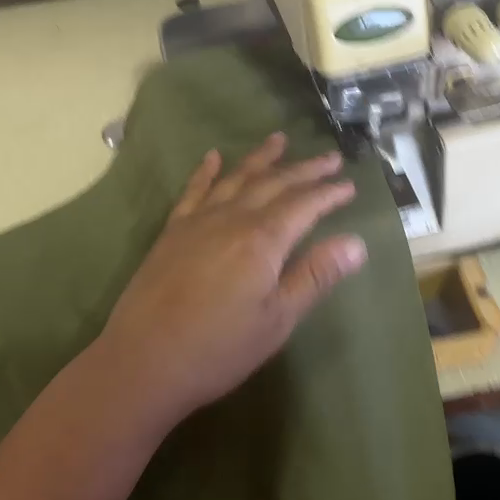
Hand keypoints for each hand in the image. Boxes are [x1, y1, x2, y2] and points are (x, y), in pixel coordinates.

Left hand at [97, 133, 367, 418]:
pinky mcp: (172, 231)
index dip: (329, 194)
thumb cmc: (218, 348)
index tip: (350, 185)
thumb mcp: (277, 320)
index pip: (304, 206)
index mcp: (263, 241)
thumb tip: (356, 242)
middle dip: (305, 170)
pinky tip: (213, 157)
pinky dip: (206, 171)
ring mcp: (198, 221)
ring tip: (279, 139)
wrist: (143, 360)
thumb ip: (314, 277)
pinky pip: (194, 190)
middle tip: (330, 157)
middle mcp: (232, 219)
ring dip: (260, 158)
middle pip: (274, 184)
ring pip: (236, 179)